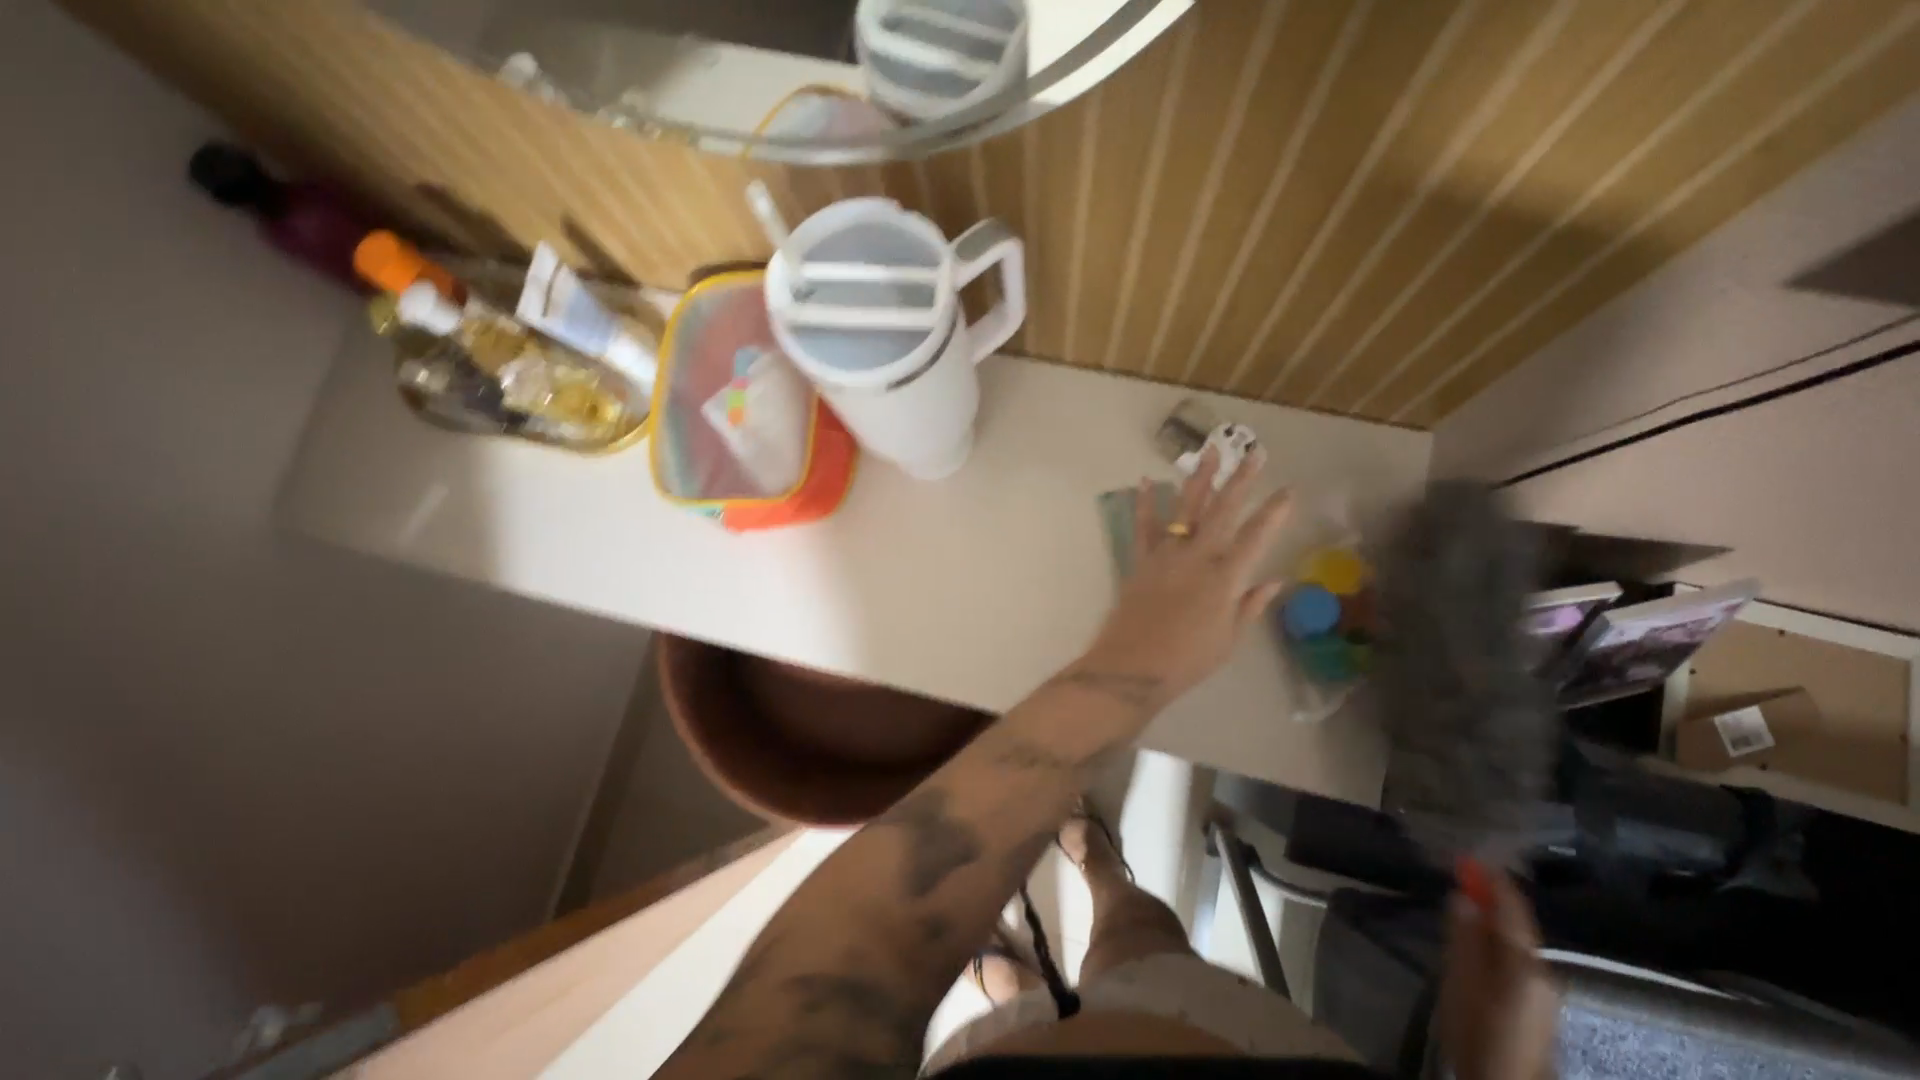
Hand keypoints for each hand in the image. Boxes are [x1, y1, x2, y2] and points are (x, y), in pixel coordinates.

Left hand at [1075, 446, 1291, 711]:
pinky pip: (1143, 526)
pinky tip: (1147, 480)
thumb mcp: (1228, 639)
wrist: (1133, 666)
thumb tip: (1274, 581)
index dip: (1274, 512)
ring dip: (1199, 478)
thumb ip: (1250, 606)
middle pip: (1223, 511)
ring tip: (1211, 451)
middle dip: (1241, 480)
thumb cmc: (1188, 660)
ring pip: (1186, 508)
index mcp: (1226, 578)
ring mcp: (1166, 555)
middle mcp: (1198, 557)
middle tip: (1255, 452)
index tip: (1288, 490)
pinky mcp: (1140, 561)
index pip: (1256, 536)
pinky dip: (1145, 503)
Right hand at [1439, 860, 1558, 1079]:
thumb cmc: (1477, 1034)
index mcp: (1525, 963)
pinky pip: (1516, 960)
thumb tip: (1463, 896)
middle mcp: (1543, 971)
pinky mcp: (1537, 1006)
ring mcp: (1545, 991)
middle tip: (1461, 876)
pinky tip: (1477, 944)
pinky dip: (1497, 942)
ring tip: (1464, 905)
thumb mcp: (1460, 983)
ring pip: (1516, 943)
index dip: (1493, 879)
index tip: (1471, 855)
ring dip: (1492, 921)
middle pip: (1516, 924)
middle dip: (1491, 898)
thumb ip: (1463, 938)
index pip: (1512, 908)